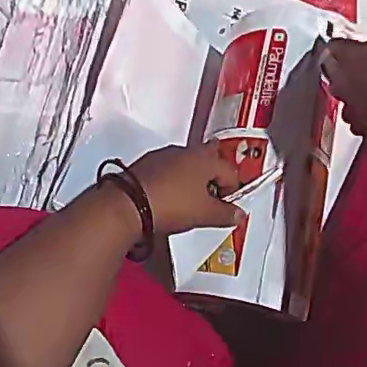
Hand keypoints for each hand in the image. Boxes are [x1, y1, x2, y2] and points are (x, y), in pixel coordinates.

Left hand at [126, 144, 245, 235]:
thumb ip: (225, 213)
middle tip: (213, 190)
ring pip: (185, 161)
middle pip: (207, 156)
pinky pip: (165, 168)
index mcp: (205, 160)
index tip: (227, 204)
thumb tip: (238, 214)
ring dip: (190, 174)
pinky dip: (171, 178)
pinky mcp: (144, 164)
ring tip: (189, 196)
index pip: (229, 170)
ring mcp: (163, 155)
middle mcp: (185, 152)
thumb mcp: (204, 214)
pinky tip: (167, 196)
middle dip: (213, 172)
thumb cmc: (170, 205)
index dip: (232, 188)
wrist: (128, 205)